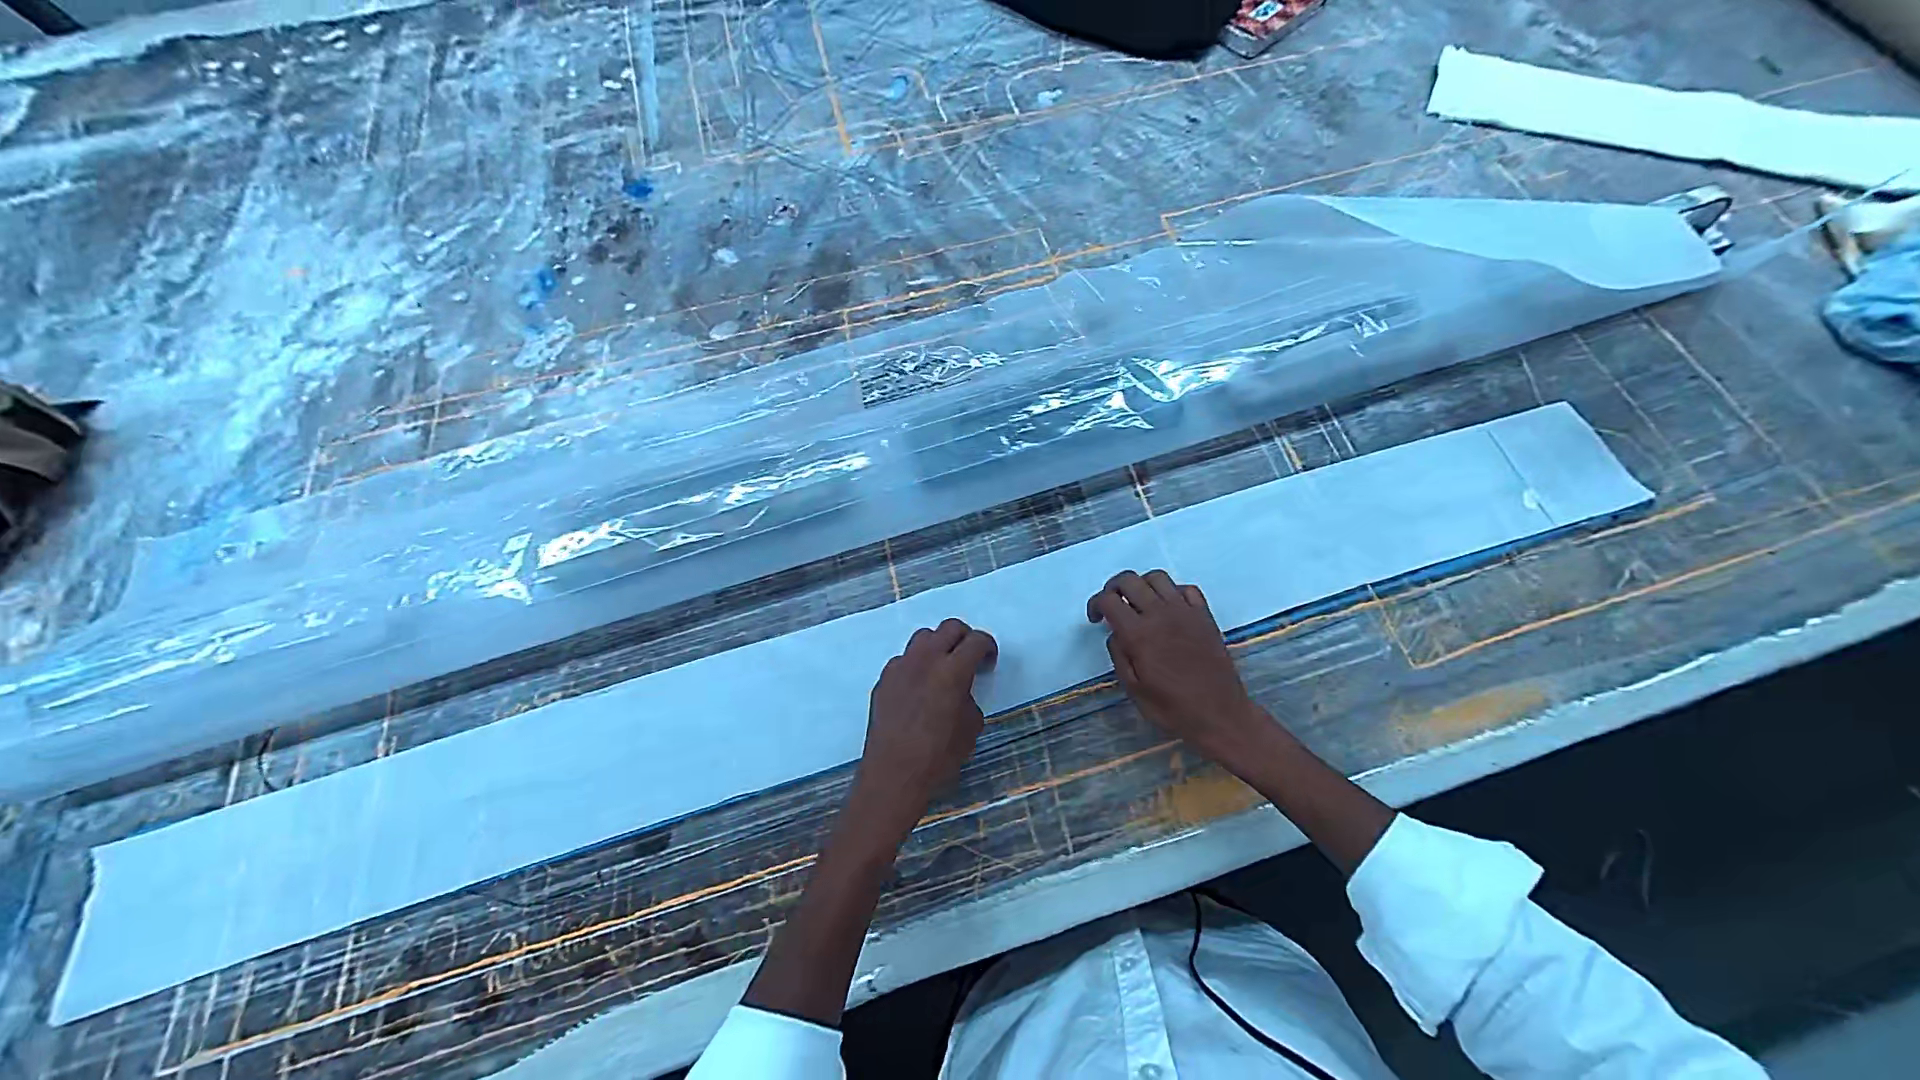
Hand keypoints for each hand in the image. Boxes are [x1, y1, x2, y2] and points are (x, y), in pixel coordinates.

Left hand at [853, 618, 997, 830]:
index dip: (987, 647)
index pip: (976, 640)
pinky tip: (918, 689)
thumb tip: (960, 690)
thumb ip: (969, 697)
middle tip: (969, 659)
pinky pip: (904, 660)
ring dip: (938, 647)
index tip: (988, 662)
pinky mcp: (884, 679)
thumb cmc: (939, 756)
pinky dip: (916, 665)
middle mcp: (925, 659)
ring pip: (923, 638)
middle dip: (964, 639)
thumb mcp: (971, 727)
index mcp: (953, 670)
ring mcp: (901, 667)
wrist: (894, 774)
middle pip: (949, 628)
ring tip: (942, 669)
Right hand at [1088, 570, 1268, 767]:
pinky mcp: (1205, 616)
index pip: (1108, 600)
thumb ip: (1119, 654)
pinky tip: (1168, 608)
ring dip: (1142, 585)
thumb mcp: (1134, 689)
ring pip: (1157, 577)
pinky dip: (1172, 591)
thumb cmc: (1174, 708)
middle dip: (1113, 588)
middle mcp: (1160, 615)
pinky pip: (1185, 588)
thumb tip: (1115, 633)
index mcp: (1138, 634)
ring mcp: (1185, 612)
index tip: (1096, 618)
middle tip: (1112, 606)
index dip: (1095, 604)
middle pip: (1129, 580)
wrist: (1220, 714)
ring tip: (1139, 603)